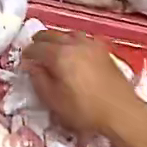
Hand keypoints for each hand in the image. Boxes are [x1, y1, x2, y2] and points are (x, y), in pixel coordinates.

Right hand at [22, 30, 146, 145]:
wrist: (122, 112)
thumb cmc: (85, 110)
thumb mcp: (54, 100)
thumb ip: (39, 80)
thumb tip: (31, 66)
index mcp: (59, 55)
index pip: (36, 48)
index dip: (27, 54)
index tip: (24, 61)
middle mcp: (74, 44)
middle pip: (50, 35)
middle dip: (39, 41)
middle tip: (34, 52)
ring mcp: (90, 45)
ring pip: (67, 34)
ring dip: (57, 39)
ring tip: (54, 49)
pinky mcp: (103, 50)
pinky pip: (83, 38)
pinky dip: (73, 41)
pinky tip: (74, 52)